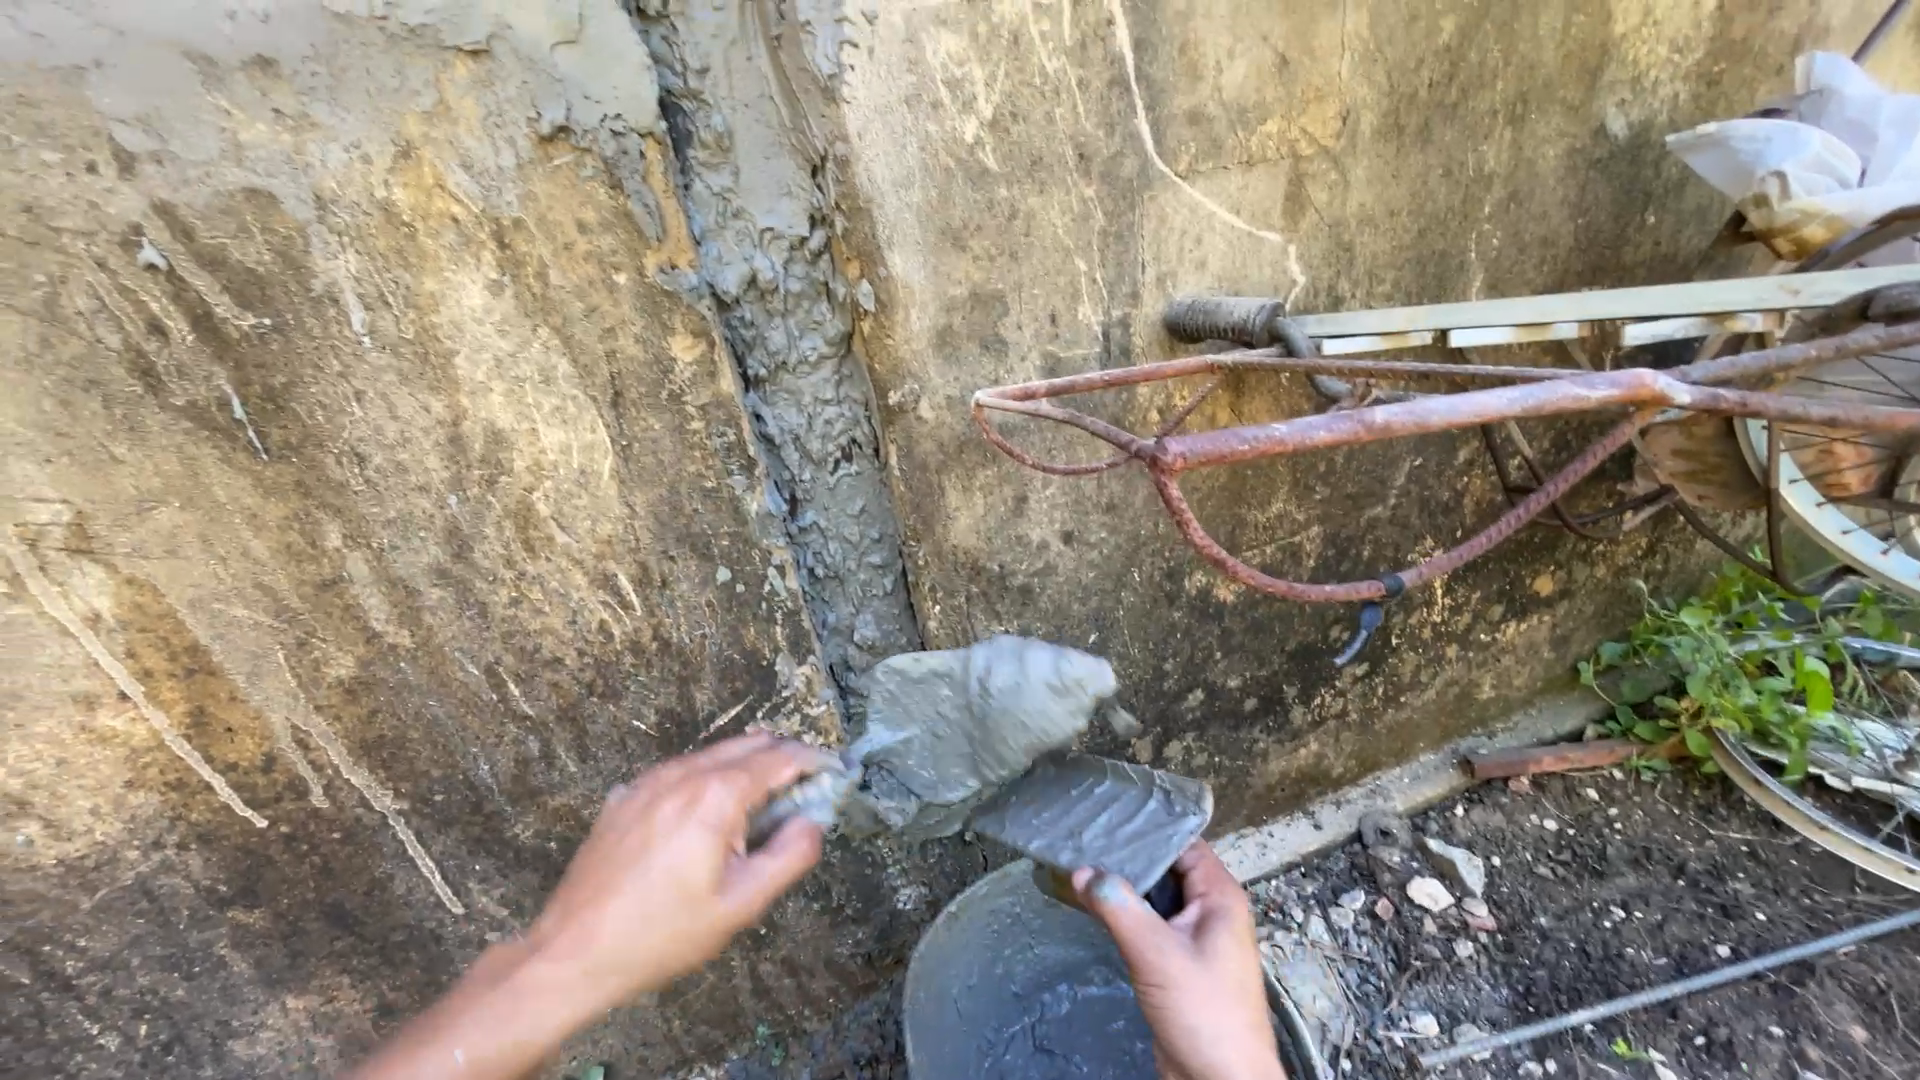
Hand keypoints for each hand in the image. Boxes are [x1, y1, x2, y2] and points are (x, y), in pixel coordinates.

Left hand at [526, 732, 832, 1009]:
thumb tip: (813, 821)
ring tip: (759, 809)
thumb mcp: (741, 904)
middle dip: (784, 758)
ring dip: (747, 767)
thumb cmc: (662, 934)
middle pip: (750, 743)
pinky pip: (682, 770)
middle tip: (802, 792)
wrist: (572, 953)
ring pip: (714, 753)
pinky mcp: (627, 794)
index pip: (781, 757)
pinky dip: (710, 778)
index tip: (834, 773)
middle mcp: (684, 773)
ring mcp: (650, 780)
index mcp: (717, 795)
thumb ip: (790, 855)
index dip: (814, 761)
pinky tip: (708, 818)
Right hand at [1074, 842, 1284, 1079]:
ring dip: (1126, 885)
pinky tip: (1096, 904)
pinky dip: (1127, 912)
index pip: (1183, 842)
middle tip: (1085, 836)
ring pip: (1157, 896)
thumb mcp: (1156, 953)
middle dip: (1130, 855)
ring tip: (1082, 862)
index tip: (1108, 815)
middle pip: (1167, 867)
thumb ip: (1118, 907)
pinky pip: (1151, 923)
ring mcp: (1195, 937)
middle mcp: (1210, 909)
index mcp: (1220, 896)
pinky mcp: (1179, 961)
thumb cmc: (1203, 1012)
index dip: (1149, 828)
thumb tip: (1081, 871)